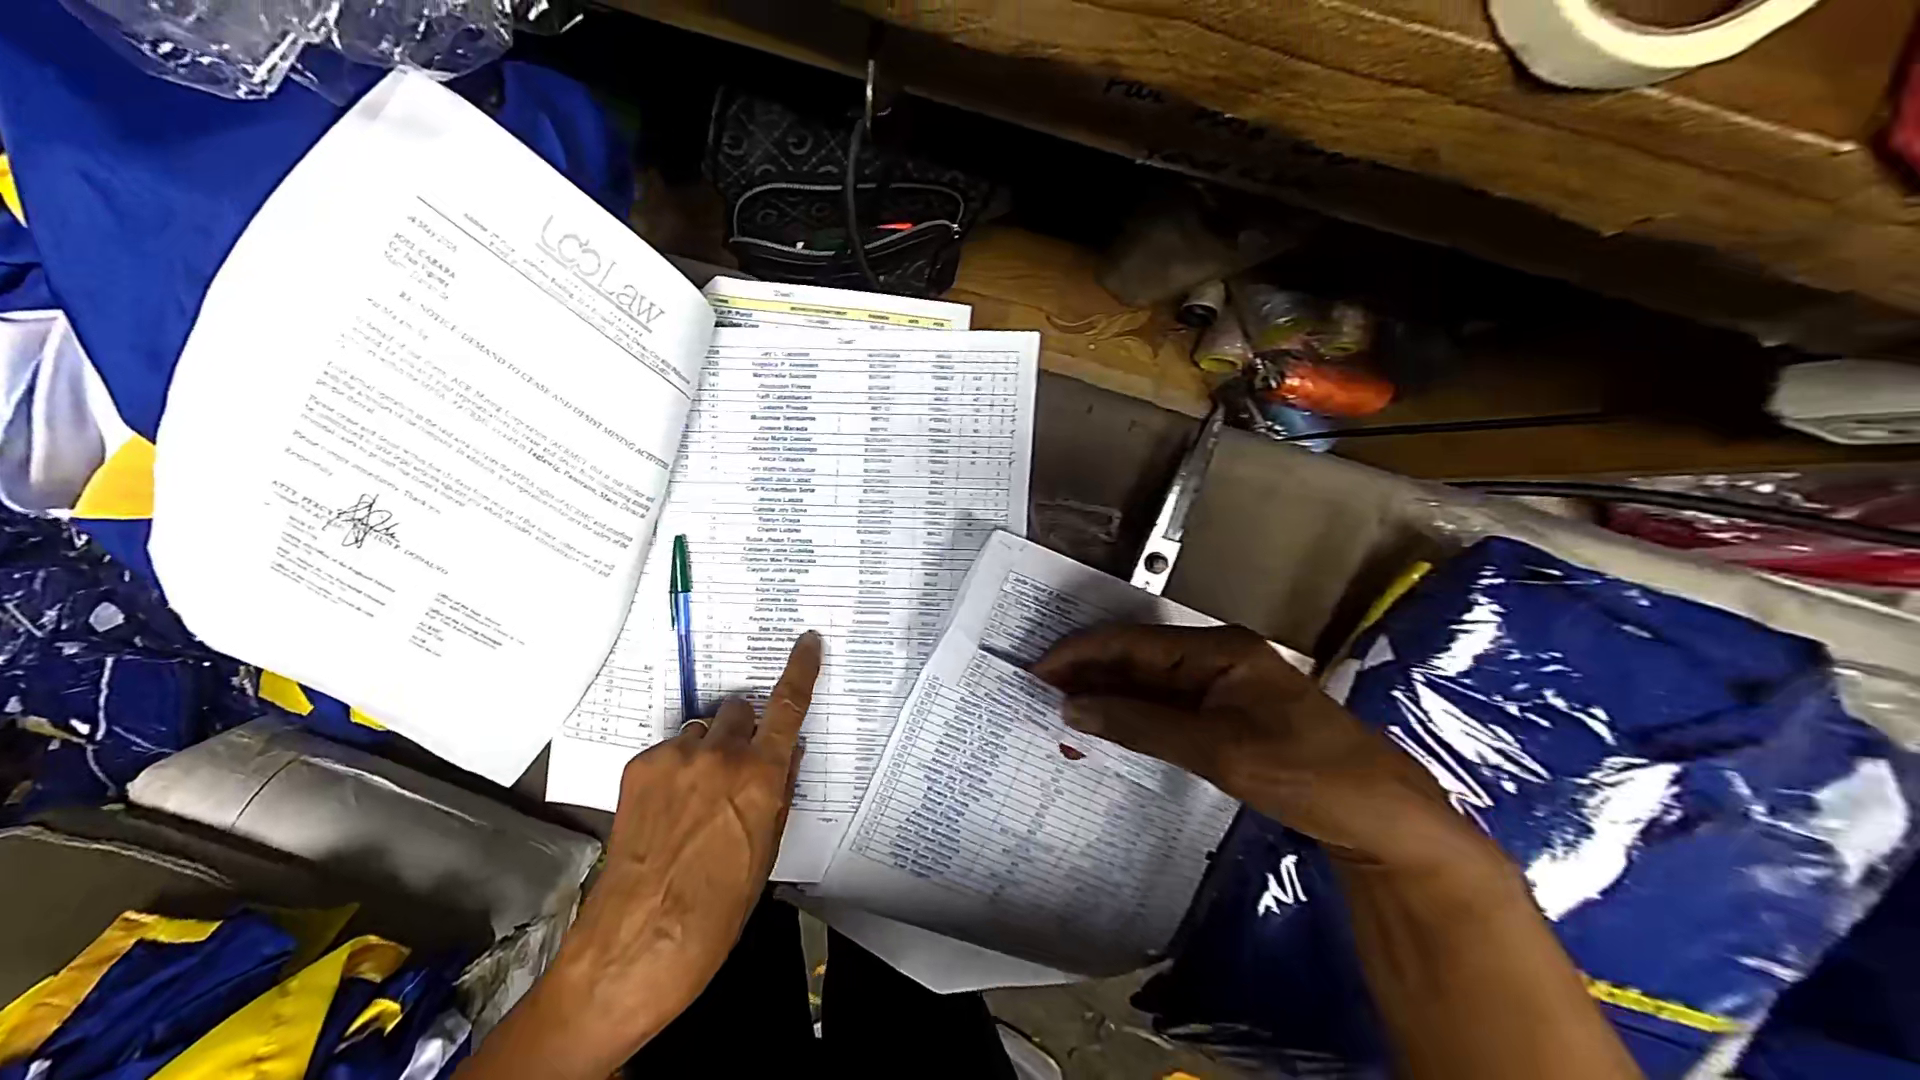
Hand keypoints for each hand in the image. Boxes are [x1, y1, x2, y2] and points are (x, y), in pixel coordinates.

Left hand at [459, 632, 820, 1079]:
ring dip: (708, 746)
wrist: (638, 941)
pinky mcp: (639, 768)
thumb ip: (779, 790)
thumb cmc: (718, 908)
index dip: (801, 668)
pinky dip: (675, 766)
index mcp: (760, 776)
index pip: (788, 705)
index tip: (806, 643)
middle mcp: (719, 755)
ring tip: (698, 792)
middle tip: (737, 763)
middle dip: (744, 728)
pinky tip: (669, 806)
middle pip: (739, 709)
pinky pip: (668, 748)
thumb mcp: (767, 849)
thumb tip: (787, 753)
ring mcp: (675, 758)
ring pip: (702, 728)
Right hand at [1033, 624, 1488, 873]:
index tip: (1038, 673)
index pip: (1131, 643)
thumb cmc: (1304, 771)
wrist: (1380, 815)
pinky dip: (1134, 718)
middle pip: (1137, 659)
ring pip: (1148, 685)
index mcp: (1217, 649)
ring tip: (1064, 717)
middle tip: (1041, 699)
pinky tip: (1109, 731)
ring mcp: (1222, 686)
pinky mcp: (1226, 714)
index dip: (1081, 655)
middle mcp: (1215, 657)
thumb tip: (1075, 708)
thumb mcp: (1217, 750)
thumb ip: (1141, 724)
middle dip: (1089, 677)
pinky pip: (1167, 708)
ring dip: (1108, 699)